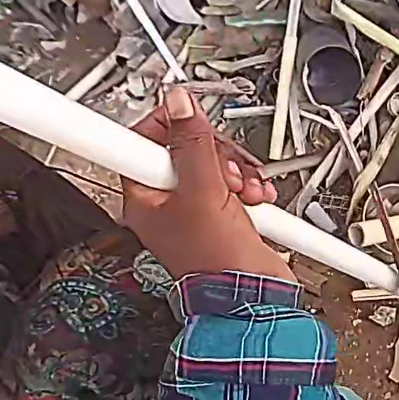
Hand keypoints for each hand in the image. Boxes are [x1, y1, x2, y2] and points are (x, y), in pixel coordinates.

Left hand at [121, 87, 291, 280]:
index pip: (139, 143)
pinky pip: (235, 183)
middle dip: (215, 154)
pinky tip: (259, 196)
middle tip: (225, 171)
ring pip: (215, 165)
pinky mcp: (225, 214)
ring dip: (239, 170)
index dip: (162, 124)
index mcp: (146, 198)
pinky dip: (251, 185)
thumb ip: (192, 144)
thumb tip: (178, 103)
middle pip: (186, 150)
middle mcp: (169, 203)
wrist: (254, 296)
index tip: (174, 109)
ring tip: (247, 190)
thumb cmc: (217, 263)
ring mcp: (198, 209)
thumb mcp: (202, 192)